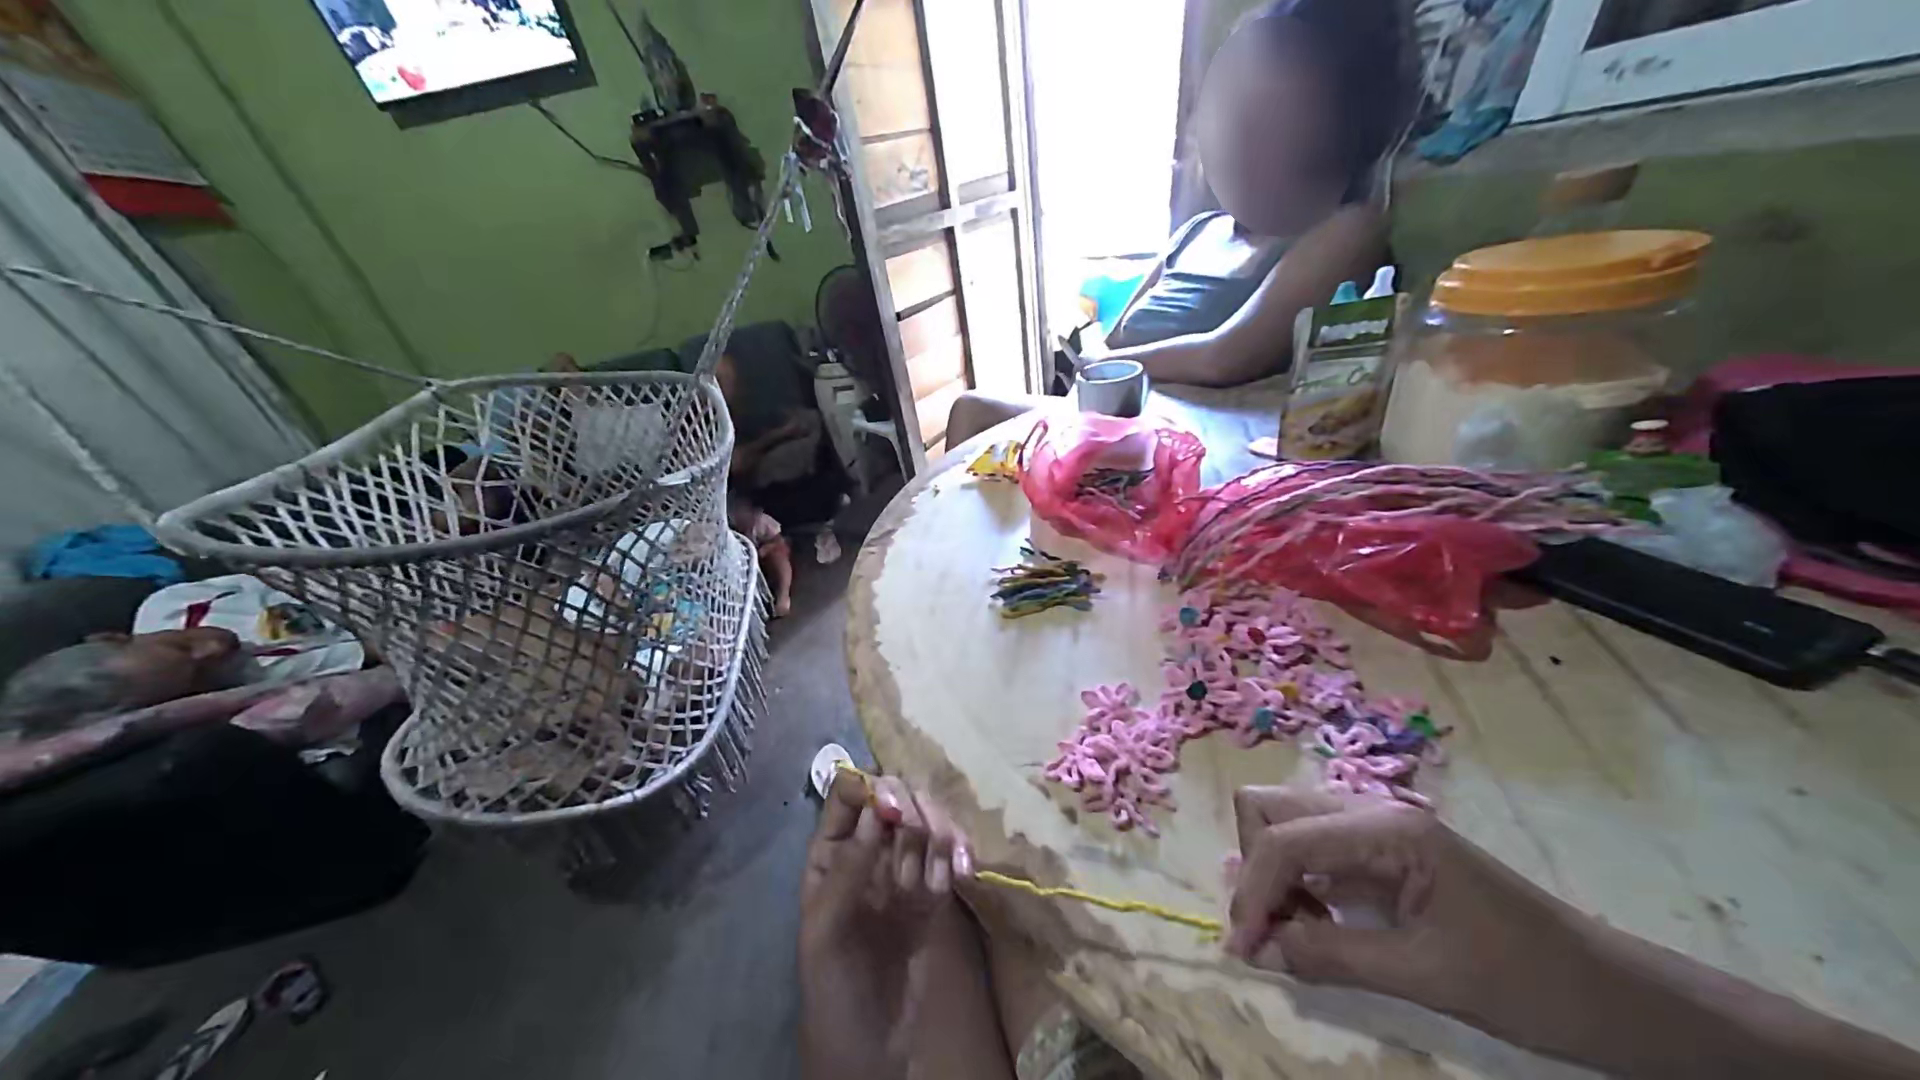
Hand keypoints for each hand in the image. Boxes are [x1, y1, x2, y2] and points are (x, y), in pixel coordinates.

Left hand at [800, 770, 972, 1078]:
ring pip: (926, 821)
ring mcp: (904, 868)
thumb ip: (851, 868)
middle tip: (924, 837)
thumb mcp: (827, 929)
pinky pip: (949, 854)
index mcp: (831, 852)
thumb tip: (875, 809)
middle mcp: (868, 850)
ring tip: (938, 875)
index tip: (892, 811)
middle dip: (912, 811)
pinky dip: (959, 854)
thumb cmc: (833, 986)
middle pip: (894, 799)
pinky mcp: (934, 890)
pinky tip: (962, 873)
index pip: (849, 795)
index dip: (871, 791)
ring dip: (939, 835)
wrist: (871, 1046)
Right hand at [1226, 786, 1570, 1025]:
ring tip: (1296, 930)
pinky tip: (1317, 921)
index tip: (1246, 950)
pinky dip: (1295, 881)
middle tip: (1271, 931)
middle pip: (1269, 808)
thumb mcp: (1426, 977)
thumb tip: (1257, 950)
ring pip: (1284, 822)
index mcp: (1386, 828)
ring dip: (1272, 873)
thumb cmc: (1530, 981)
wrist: (1617, 994)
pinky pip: (1310, 847)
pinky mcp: (1379, 849)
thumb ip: (1331, 956)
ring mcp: (1374, 826)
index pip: (1283, 838)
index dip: (1253, 891)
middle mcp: (1370, 809)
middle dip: (1255, 867)